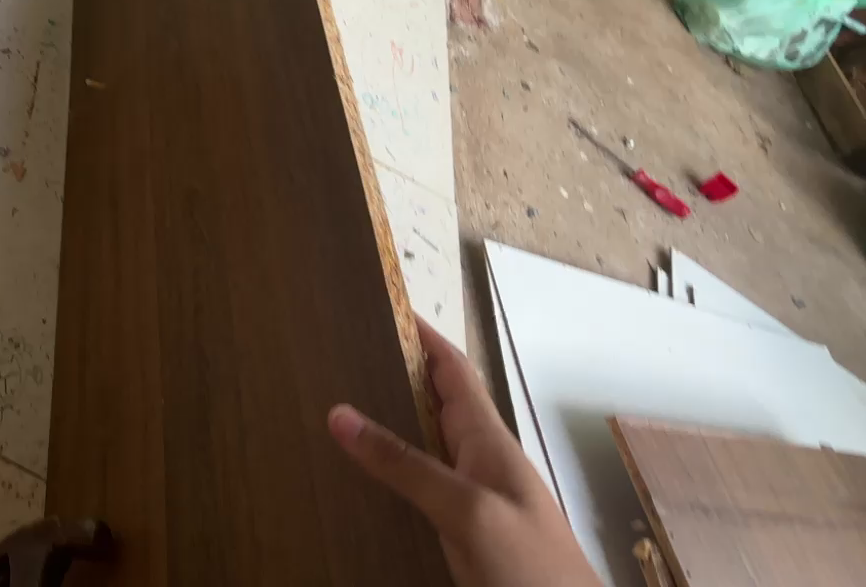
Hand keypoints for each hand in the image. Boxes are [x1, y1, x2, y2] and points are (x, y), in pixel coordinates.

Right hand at [327, 320, 600, 586]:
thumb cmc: (533, 568)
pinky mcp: (461, 532)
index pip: (451, 368)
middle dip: (391, 372)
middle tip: (338, 354)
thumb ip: (404, 464)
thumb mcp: (468, 510)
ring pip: (421, 443)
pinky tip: (356, 473)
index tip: (380, 304)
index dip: (421, 333)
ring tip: (332, 403)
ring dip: (385, 420)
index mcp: (487, 439)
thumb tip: (337, 412)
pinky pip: (416, 483)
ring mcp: (471, 497)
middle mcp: (478, 460)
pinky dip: (386, 467)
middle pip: (432, 400)